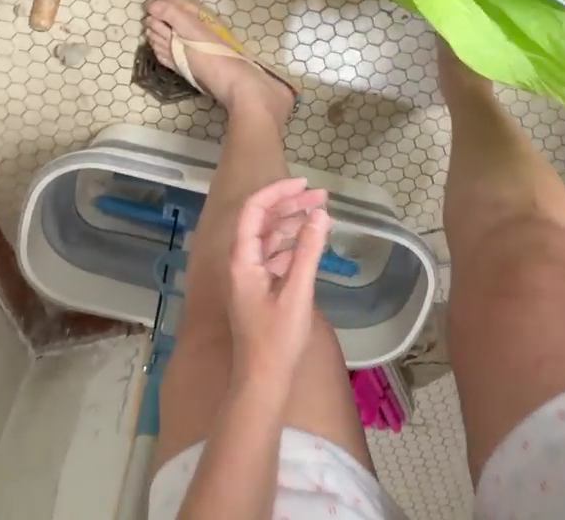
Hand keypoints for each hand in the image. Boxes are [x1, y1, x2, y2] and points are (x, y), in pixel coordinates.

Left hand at [226, 177, 332, 388]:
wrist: (263, 382)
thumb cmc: (277, 339)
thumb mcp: (297, 292)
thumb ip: (308, 251)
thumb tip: (320, 214)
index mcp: (242, 260)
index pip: (254, 210)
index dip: (278, 191)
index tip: (305, 183)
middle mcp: (242, 262)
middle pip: (263, 220)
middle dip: (291, 204)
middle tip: (322, 196)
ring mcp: (250, 276)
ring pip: (270, 236)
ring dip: (294, 222)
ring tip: (322, 214)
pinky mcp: (260, 289)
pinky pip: (275, 254)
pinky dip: (293, 243)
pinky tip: (312, 242)